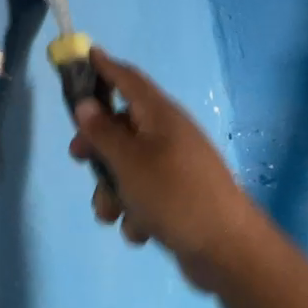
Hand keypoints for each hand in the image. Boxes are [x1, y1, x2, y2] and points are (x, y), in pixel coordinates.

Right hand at [67, 47, 242, 290]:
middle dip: (97, 146)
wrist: (229, 252)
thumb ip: (102, 131)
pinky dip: (136, 212)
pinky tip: (140, 231)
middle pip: (121, 127)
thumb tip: (86, 104)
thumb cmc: (174, 194)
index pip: (127, 79)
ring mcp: (175, 168)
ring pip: (127, 167)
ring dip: (112, 190)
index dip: (103, 66)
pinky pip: (145, 196)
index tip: (81, 55)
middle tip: (78, 158)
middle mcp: (168, 135)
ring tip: (111, 213)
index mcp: (160, 115)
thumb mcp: (128, 161)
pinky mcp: (179, 199)